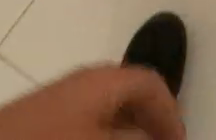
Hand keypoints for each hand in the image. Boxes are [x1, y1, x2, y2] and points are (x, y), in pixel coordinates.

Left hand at [0, 65, 183, 139]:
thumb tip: (153, 137)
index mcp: (105, 82)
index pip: (151, 85)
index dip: (171, 113)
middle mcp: (88, 84)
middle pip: (131, 96)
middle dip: (150, 124)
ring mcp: (64, 102)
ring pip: (110, 114)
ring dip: (127, 132)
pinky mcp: (45, 123)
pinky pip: (89, 124)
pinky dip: (105, 136)